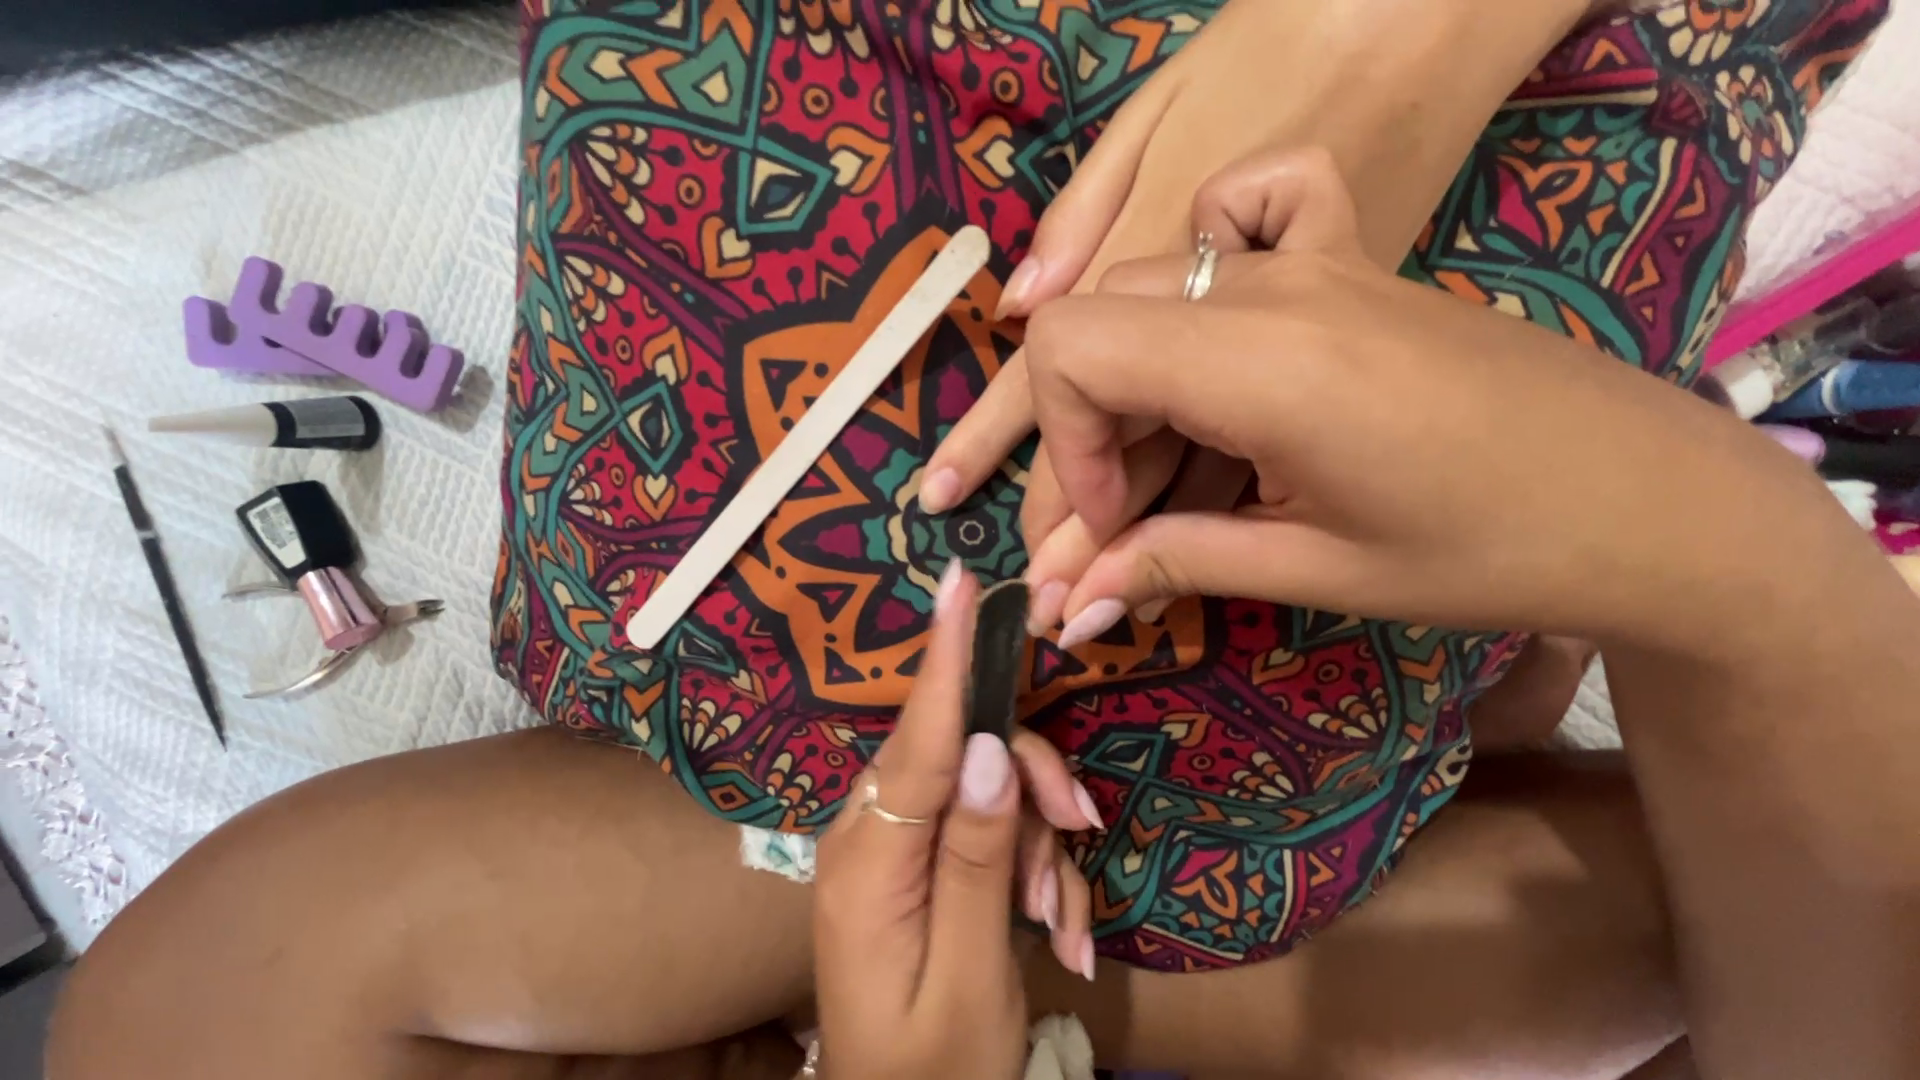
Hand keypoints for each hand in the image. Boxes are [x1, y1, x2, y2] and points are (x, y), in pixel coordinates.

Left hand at [812, 562, 1089, 1079]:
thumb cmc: (935, 1072)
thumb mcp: (967, 974)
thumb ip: (974, 856)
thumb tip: (990, 748)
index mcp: (870, 860)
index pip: (919, 739)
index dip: (947, 657)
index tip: (960, 582)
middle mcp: (871, 833)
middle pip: (966, 754)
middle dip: (1028, 788)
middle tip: (1073, 835)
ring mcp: (894, 845)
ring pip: (988, 791)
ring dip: (1036, 845)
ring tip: (1055, 922)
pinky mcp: (919, 859)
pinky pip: (985, 829)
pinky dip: (1029, 868)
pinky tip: (1052, 929)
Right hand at [920, 0, 1599, 631]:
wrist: (1654, 501)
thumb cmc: (1491, 552)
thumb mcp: (1316, 570)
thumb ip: (1174, 566)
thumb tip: (1070, 603)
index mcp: (1262, 360)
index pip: (1070, 348)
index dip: (1063, 446)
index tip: (1112, 525)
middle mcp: (1272, 284)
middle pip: (1096, 323)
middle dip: (1083, 436)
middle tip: (1120, 526)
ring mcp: (1313, 258)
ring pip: (1153, 289)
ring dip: (1130, 385)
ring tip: (1165, 474)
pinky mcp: (1348, 261)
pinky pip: (1251, 202)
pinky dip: (1208, 245)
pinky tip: (1220, 319)